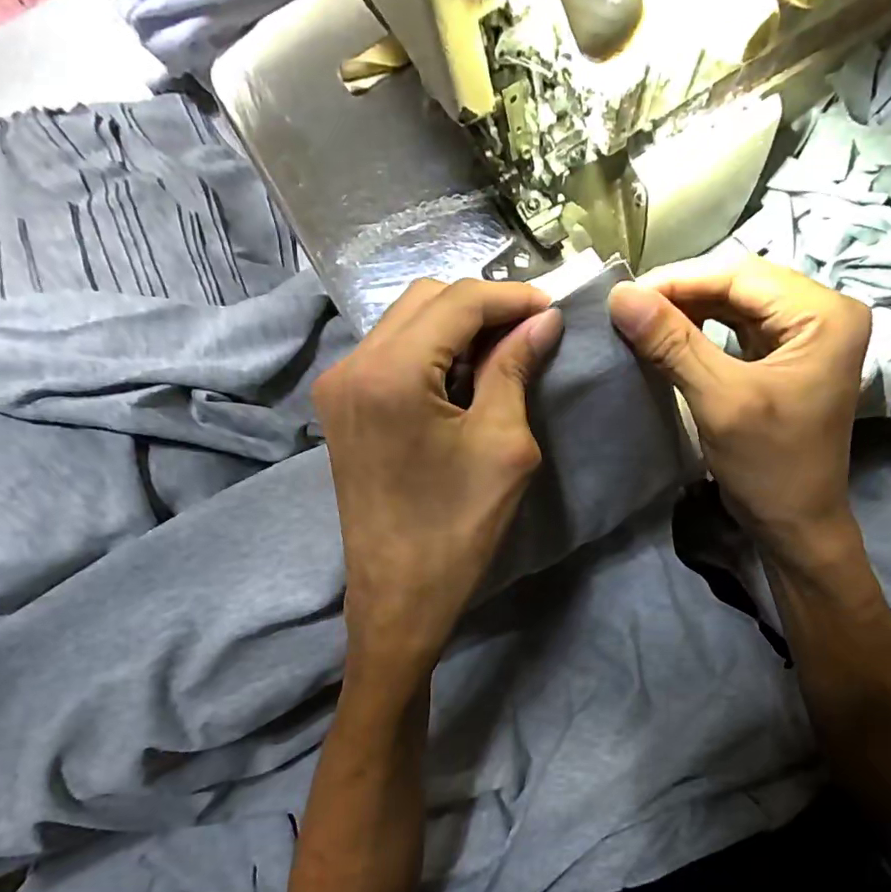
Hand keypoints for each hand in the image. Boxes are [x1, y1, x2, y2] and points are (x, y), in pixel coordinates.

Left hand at [313, 278, 562, 665]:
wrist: (398, 594)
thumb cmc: (457, 528)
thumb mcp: (503, 445)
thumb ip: (515, 368)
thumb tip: (542, 321)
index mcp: (392, 371)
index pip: (458, 300)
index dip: (511, 297)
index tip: (551, 311)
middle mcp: (353, 364)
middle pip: (426, 299)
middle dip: (482, 308)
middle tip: (528, 336)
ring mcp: (339, 384)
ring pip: (405, 321)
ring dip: (455, 328)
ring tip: (499, 357)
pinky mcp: (340, 406)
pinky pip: (389, 352)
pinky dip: (429, 351)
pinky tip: (460, 380)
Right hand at [609, 255, 870, 560]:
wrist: (797, 526)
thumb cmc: (769, 467)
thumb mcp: (719, 401)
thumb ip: (672, 343)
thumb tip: (620, 296)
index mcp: (825, 315)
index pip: (740, 275)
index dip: (678, 281)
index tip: (624, 295)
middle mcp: (825, 313)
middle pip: (741, 285)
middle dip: (682, 295)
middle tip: (628, 308)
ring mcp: (810, 334)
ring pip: (737, 304)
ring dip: (689, 311)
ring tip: (642, 320)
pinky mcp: (791, 355)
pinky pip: (740, 328)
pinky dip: (703, 331)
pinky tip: (670, 336)